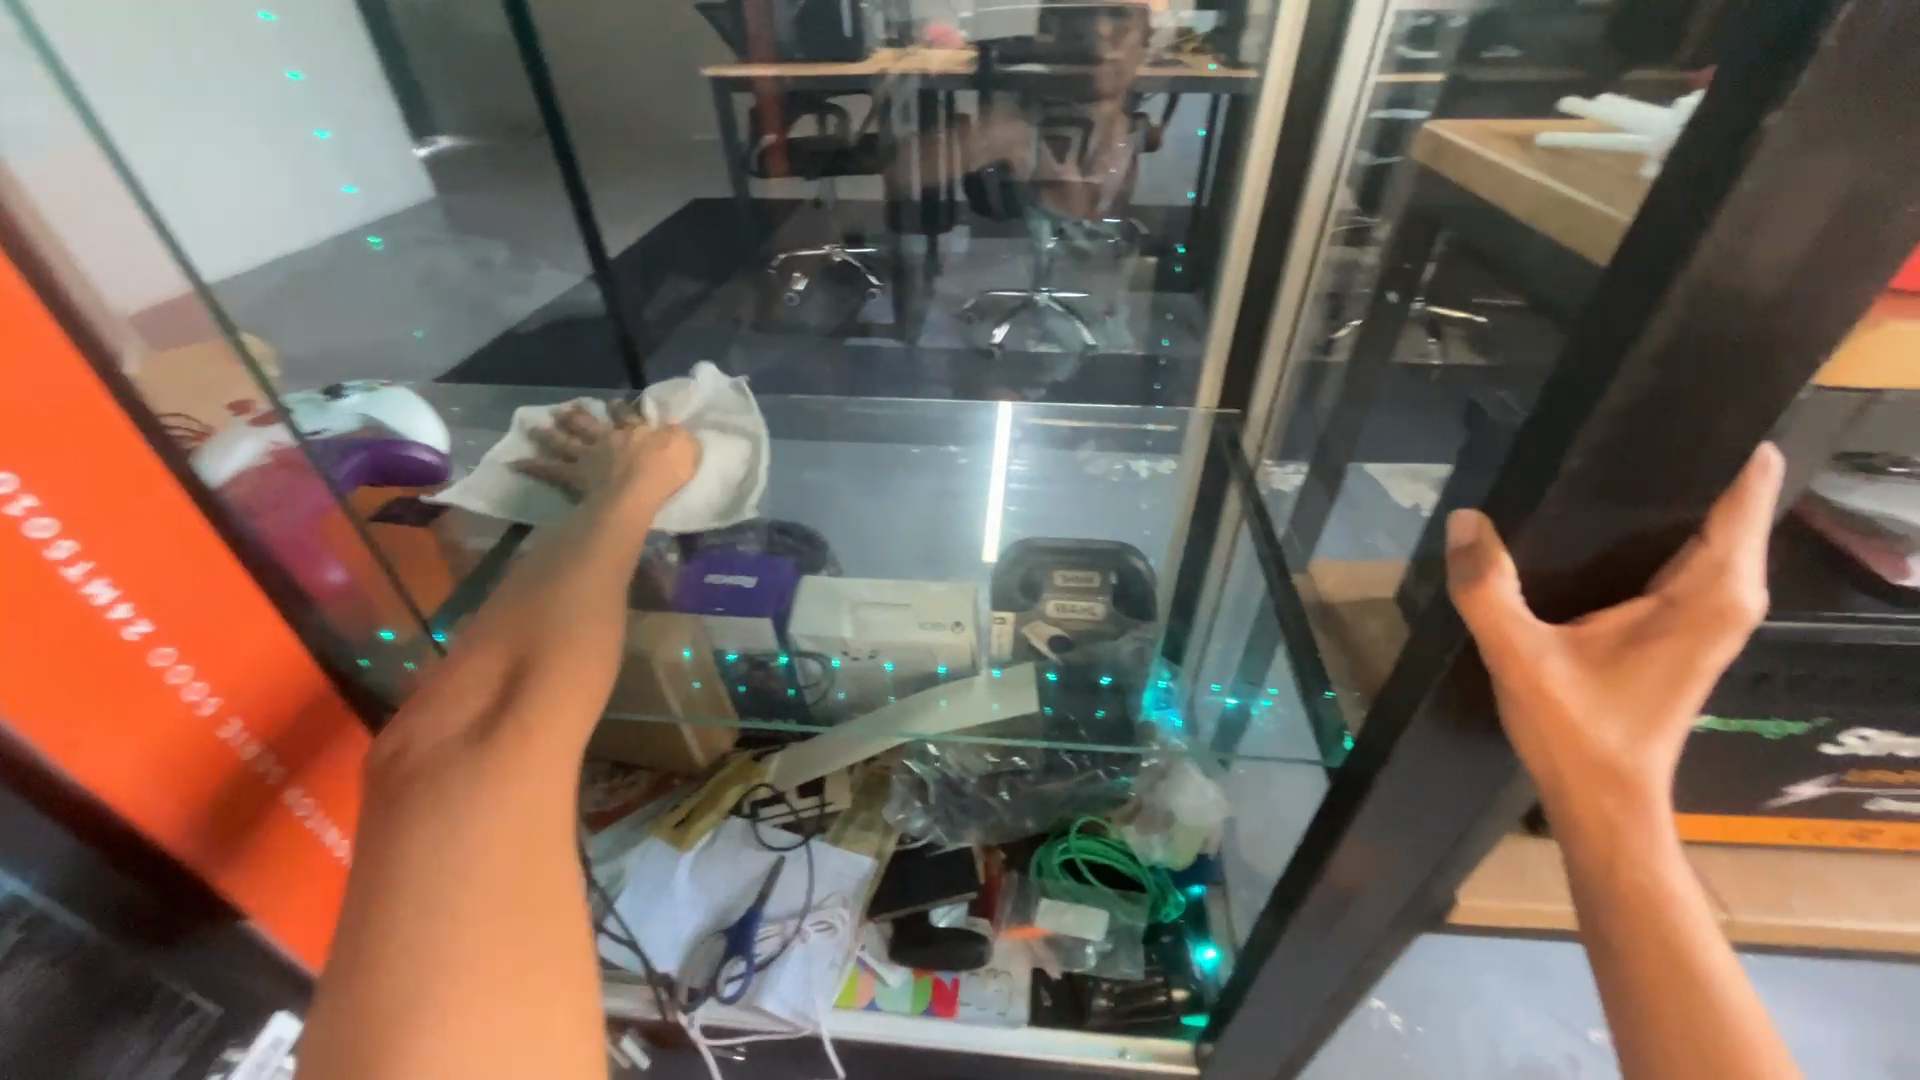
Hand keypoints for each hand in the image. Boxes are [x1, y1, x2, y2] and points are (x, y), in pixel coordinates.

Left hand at [511, 400, 699, 513]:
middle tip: (563, 410)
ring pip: (564, 441)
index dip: (620, 409)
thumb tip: (676, 431)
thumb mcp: (687, 448)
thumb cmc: (667, 471)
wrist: (640, 488)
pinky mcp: (574, 475)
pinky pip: (549, 470)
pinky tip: (514, 463)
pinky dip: (531, 466)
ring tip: (534, 426)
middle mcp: (609, 439)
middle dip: (576, 416)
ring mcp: (588, 456)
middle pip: (589, 424)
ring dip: (548, 433)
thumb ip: (680, 438)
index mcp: (637, 431)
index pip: (628, 416)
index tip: (612, 403)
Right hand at [1444, 443, 1783, 814]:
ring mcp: (1711, 613)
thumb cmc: (1579, 729)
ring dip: (1663, 500)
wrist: (1605, 797)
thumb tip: (1465, 518)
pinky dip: (1651, 533)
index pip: (1742, 492)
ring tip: (1597, 463)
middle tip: (1608, 425)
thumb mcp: (1519, 655)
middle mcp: (1727, 595)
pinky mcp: (1687, 628)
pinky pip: (1684, 558)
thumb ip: (1487, 587)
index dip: (1721, 445)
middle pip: (1725, 504)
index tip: (1671, 404)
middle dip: (1680, 463)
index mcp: (1711, 591)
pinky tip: (1591, 528)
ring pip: (1704, 531)